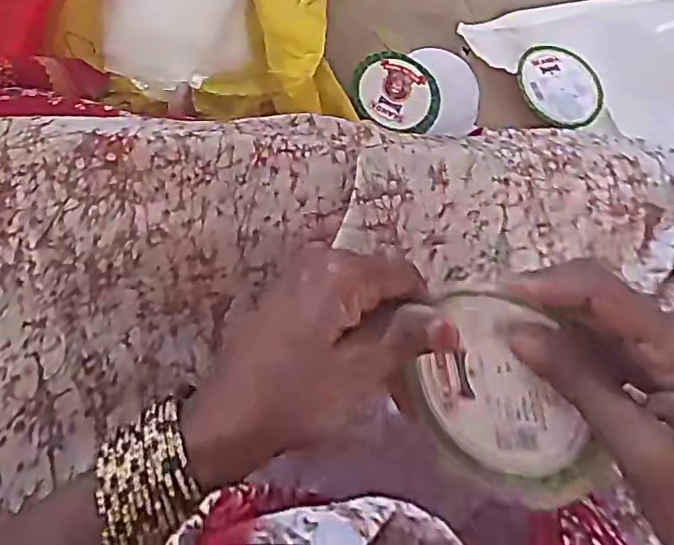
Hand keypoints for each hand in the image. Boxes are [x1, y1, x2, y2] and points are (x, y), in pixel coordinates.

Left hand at [181, 248, 456, 489]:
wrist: (224, 418)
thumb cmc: (294, 398)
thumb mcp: (358, 375)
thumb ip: (405, 340)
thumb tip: (450, 323)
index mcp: (340, 270)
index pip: (404, 273)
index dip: (424, 309)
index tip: (431, 350)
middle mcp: (320, 256)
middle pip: (380, 277)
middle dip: (398, 317)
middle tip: (405, 369)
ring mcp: (300, 268)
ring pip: (358, 287)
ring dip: (375, 322)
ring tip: (379, 371)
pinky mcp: (288, 286)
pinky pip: (334, 292)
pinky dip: (350, 319)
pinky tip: (348, 357)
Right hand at [503, 262, 673, 544]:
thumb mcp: (642, 454)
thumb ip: (581, 385)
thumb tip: (518, 333)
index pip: (605, 293)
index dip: (549, 285)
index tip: (500, 294)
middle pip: (602, 298)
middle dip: (548, 300)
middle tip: (495, 311)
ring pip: (602, 321)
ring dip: (556, 324)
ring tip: (508, 330)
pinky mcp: (667, 374)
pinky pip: (612, 348)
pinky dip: (575, 352)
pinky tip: (543, 360)